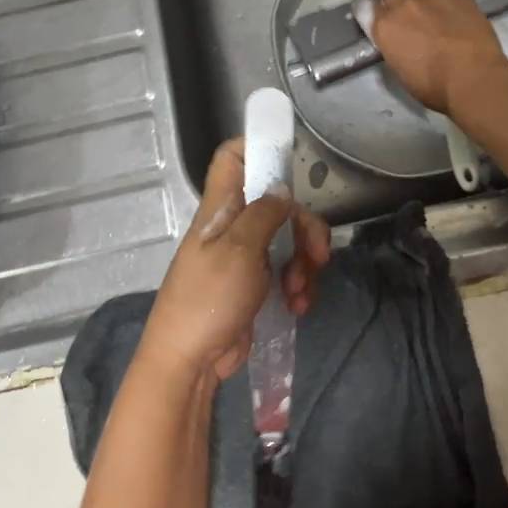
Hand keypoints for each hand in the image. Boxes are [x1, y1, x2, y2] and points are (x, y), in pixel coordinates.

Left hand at [139, 138, 330, 382]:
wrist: (189, 361)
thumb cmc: (207, 300)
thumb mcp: (239, 250)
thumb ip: (264, 213)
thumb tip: (282, 189)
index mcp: (220, 209)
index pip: (232, 158)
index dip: (258, 146)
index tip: (290, 156)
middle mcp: (233, 226)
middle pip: (278, 203)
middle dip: (304, 226)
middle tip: (317, 253)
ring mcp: (245, 256)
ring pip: (289, 239)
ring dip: (305, 263)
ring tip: (301, 292)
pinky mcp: (256, 284)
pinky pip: (287, 270)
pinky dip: (299, 285)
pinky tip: (298, 305)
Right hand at [368, 0, 507, 117]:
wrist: (472, 77)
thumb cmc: (433, 85)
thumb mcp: (400, 71)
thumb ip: (392, 46)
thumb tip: (396, 40)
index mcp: (384, 26)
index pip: (363, 5)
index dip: (368, 10)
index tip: (375, 16)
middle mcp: (402, 3)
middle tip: (405, 9)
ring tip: (428, 1)